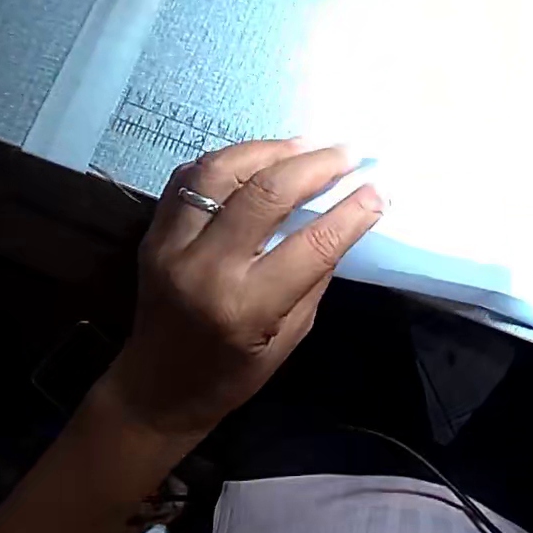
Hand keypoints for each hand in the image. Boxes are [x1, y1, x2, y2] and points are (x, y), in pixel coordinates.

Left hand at [105, 139, 385, 437]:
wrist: (157, 386)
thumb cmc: (232, 373)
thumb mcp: (288, 337)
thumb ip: (312, 275)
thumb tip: (340, 218)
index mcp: (246, 307)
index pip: (312, 245)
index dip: (352, 211)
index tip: (378, 187)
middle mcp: (206, 268)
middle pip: (265, 194)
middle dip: (315, 165)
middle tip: (346, 152)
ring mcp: (172, 244)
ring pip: (220, 171)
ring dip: (268, 150)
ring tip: (304, 146)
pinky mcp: (153, 232)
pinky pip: (188, 177)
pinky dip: (226, 160)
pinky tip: (256, 158)